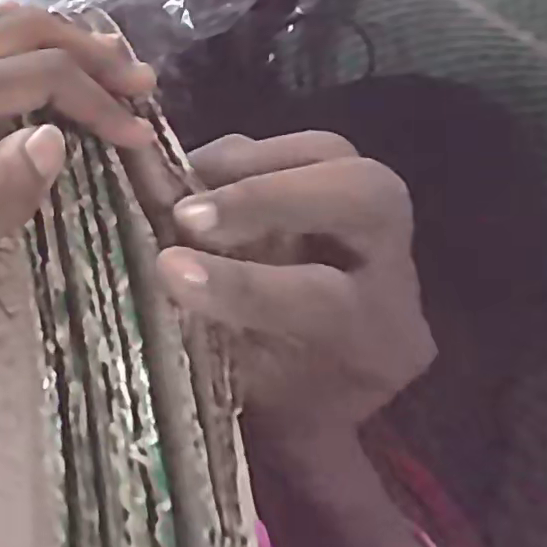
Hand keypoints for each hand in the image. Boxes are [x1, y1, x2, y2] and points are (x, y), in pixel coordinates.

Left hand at [0, 6, 156, 493]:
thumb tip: (57, 138)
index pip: (36, 74)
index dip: (95, 97)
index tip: (137, 133)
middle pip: (25, 31)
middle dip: (90, 53)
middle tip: (140, 81)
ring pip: (3, 21)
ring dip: (62, 36)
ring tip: (110, 60)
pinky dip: (26, 36)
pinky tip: (48, 53)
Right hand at [155, 131, 433, 437]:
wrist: (313, 385)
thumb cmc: (271, 400)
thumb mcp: (242, 390)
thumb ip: (209, 328)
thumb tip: (156, 264)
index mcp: (378, 340)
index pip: (325, 300)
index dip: (245, 282)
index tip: (170, 270)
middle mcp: (391, 269)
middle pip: (366, 195)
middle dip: (268, 195)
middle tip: (186, 215)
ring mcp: (368, 217)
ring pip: (330, 153)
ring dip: (243, 164)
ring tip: (182, 189)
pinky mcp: (331, 182)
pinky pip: (290, 147)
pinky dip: (233, 157)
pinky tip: (193, 178)